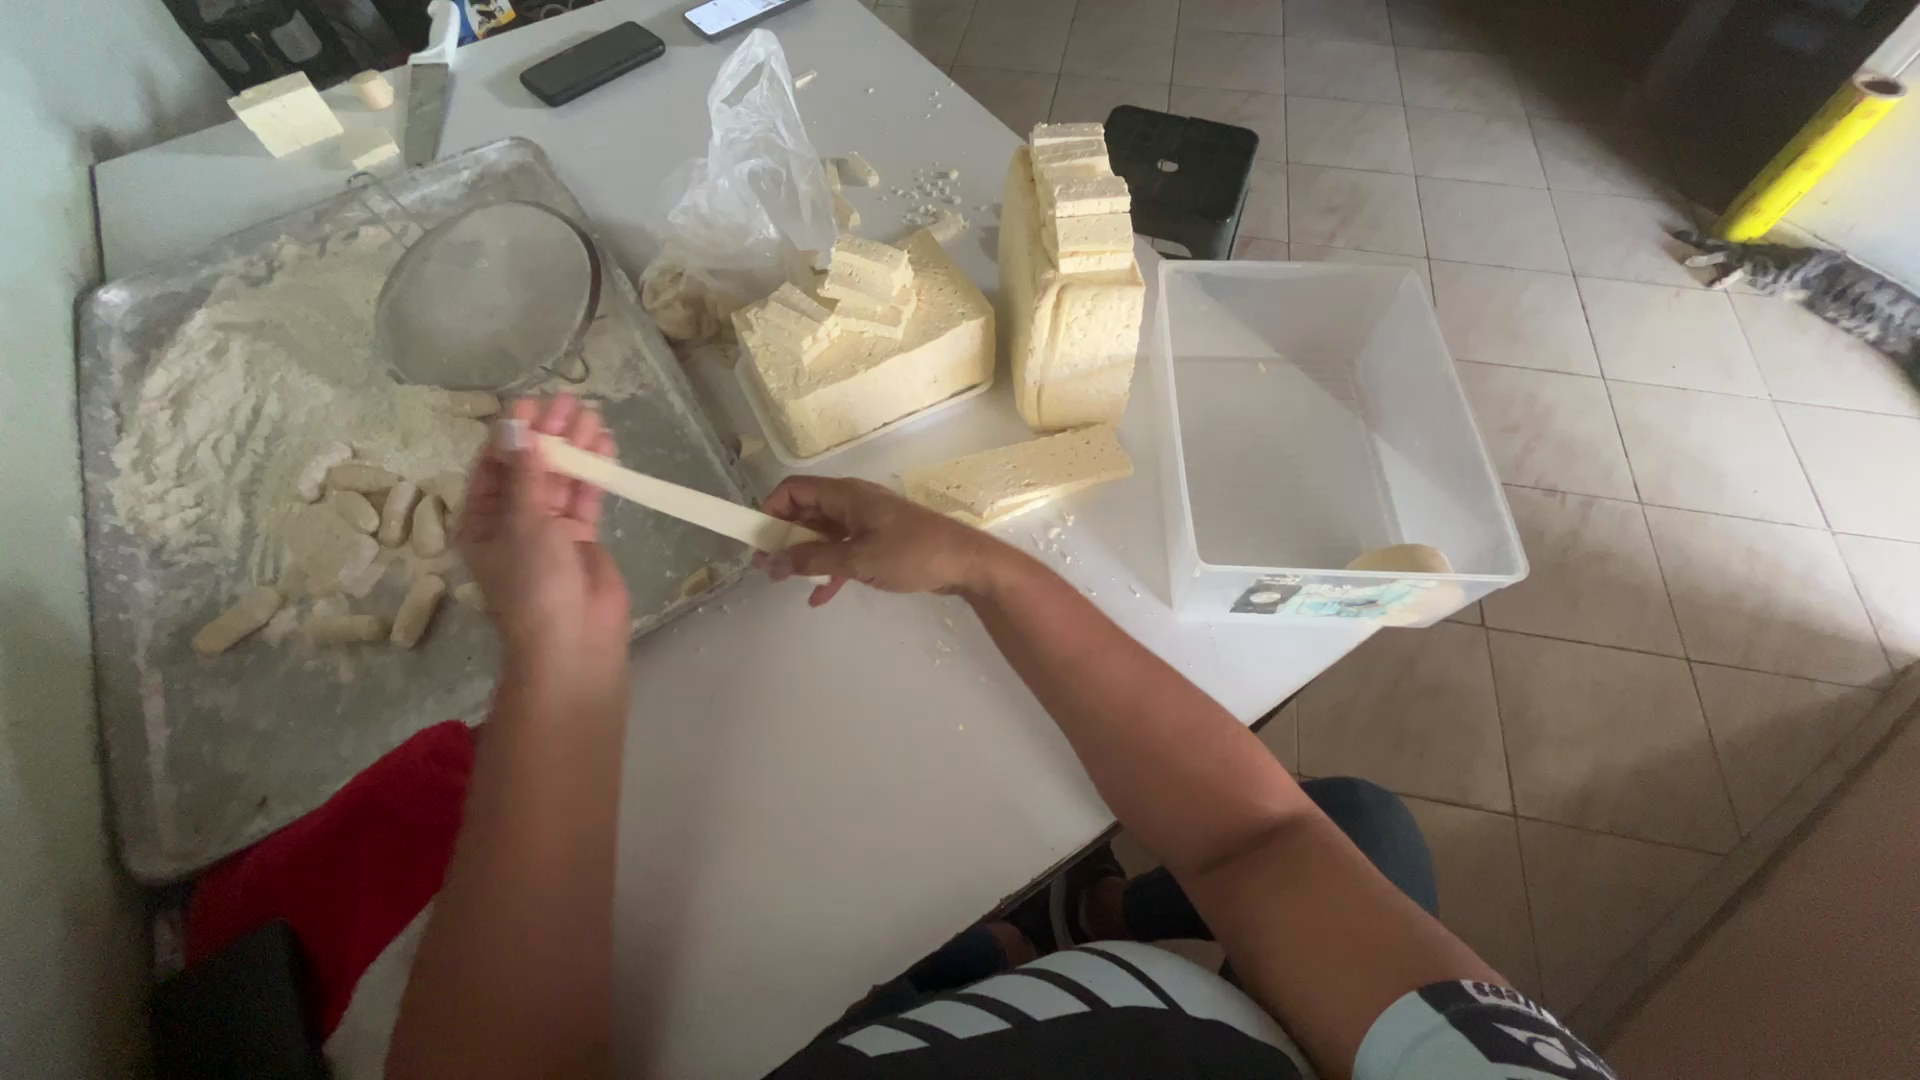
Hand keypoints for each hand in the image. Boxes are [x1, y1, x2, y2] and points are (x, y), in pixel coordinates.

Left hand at [460, 394, 630, 690]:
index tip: (532, 404)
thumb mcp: (523, 523)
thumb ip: (526, 472)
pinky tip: (605, 447)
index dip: (513, 434)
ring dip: (576, 449)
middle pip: (532, 467)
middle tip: (570, 402)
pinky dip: (596, 474)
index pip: (495, 465)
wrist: (574, 638)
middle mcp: (513, 520)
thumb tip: (515, 425)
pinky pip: (586, 497)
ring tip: (592, 416)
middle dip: (550, 435)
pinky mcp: (582, 538)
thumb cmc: (535, 583)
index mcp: (481, 519)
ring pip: (563, 480)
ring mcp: (549, 529)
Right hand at [757, 475, 1007, 605]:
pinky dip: (830, 569)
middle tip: (768, 568)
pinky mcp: (879, 540)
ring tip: (787, 582)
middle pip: (806, 511)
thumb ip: (813, 560)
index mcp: (846, 495)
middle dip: (784, 538)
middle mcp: (853, 502)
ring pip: (824, 534)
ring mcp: (867, 521)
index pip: (793, 489)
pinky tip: (820, 596)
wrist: (966, 563)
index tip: (758, 542)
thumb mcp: (858, 559)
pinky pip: (844, 550)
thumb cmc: (914, 553)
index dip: (770, 511)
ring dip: (806, 556)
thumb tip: (770, 563)